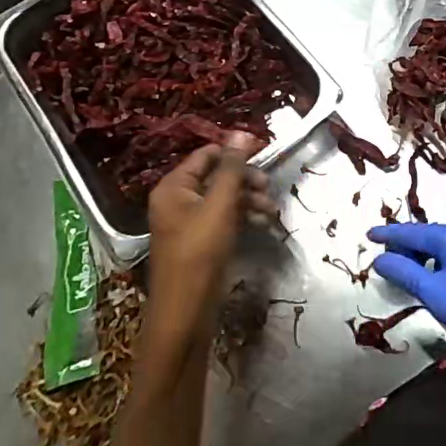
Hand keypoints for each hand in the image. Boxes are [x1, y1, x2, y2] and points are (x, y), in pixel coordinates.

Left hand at [145, 132, 273, 338]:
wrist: (185, 313)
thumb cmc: (199, 254)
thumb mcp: (219, 207)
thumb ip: (232, 169)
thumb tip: (241, 131)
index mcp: (173, 186)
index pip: (207, 155)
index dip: (235, 152)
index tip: (265, 155)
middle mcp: (177, 199)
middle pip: (215, 177)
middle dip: (245, 180)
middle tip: (269, 188)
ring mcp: (188, 222)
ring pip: (222, 199)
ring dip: (248, 200)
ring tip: (272, 210)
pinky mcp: (200, 242)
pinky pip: (222, 219)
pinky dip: (242, 217)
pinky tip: (264, 223)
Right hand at [368, 222, 445, 394]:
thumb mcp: (434, 293)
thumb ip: (404, 273)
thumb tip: (379, 260)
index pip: (409, 231)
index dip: (386, 235)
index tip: (368, 235)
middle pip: (426, 236)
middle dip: (405, 249)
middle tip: (388, 264)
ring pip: (441, 246)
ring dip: (423, 258)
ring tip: (411, 276)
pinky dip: (439, 262)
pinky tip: (438, 280)